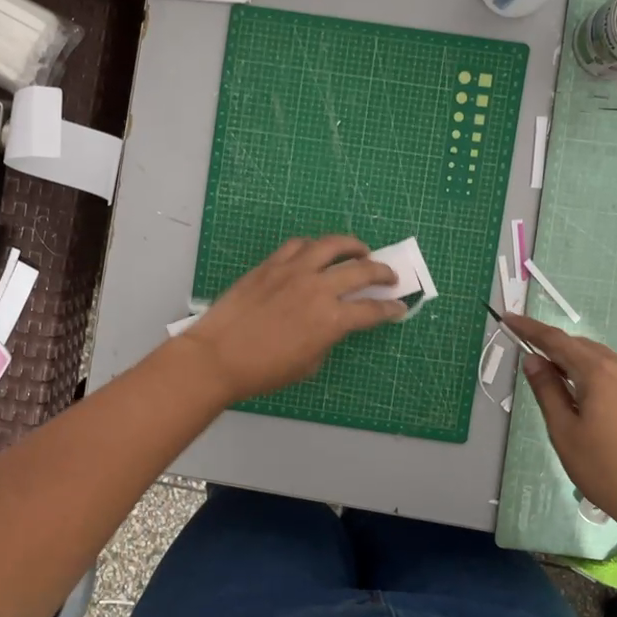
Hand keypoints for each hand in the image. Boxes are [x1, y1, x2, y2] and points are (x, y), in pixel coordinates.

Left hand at [181, 236, 405, 404]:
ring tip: (361, 250)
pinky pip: (299, 245)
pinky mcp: (271, 264)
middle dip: (382, 273)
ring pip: (332, 245)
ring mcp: (293, 271)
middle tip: (390, 276)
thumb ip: (326, 339)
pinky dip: (314, 246)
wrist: (217, 356)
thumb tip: (330, 325)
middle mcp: (318, 288)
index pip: (372, 310)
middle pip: (362, 271)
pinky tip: (317, 252)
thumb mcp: (308, 365)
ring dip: (353, 246)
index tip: (399, 307)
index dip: (390, 309)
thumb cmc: (263, 371)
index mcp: (331, 320)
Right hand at [506, 314, 616, 540]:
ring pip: (599, 359)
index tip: (509, 318)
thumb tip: (533, 360)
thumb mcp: (564, 432)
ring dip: (574, 363)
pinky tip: (586, 397)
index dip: (530, 329)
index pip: (557, 341)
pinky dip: (594, 375)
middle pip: (580, 347)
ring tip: (555, 383)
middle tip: (529, 361)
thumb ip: (547, 390)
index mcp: (599, 372)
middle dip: (553, 348)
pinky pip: (616, 373)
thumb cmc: (605, 470)